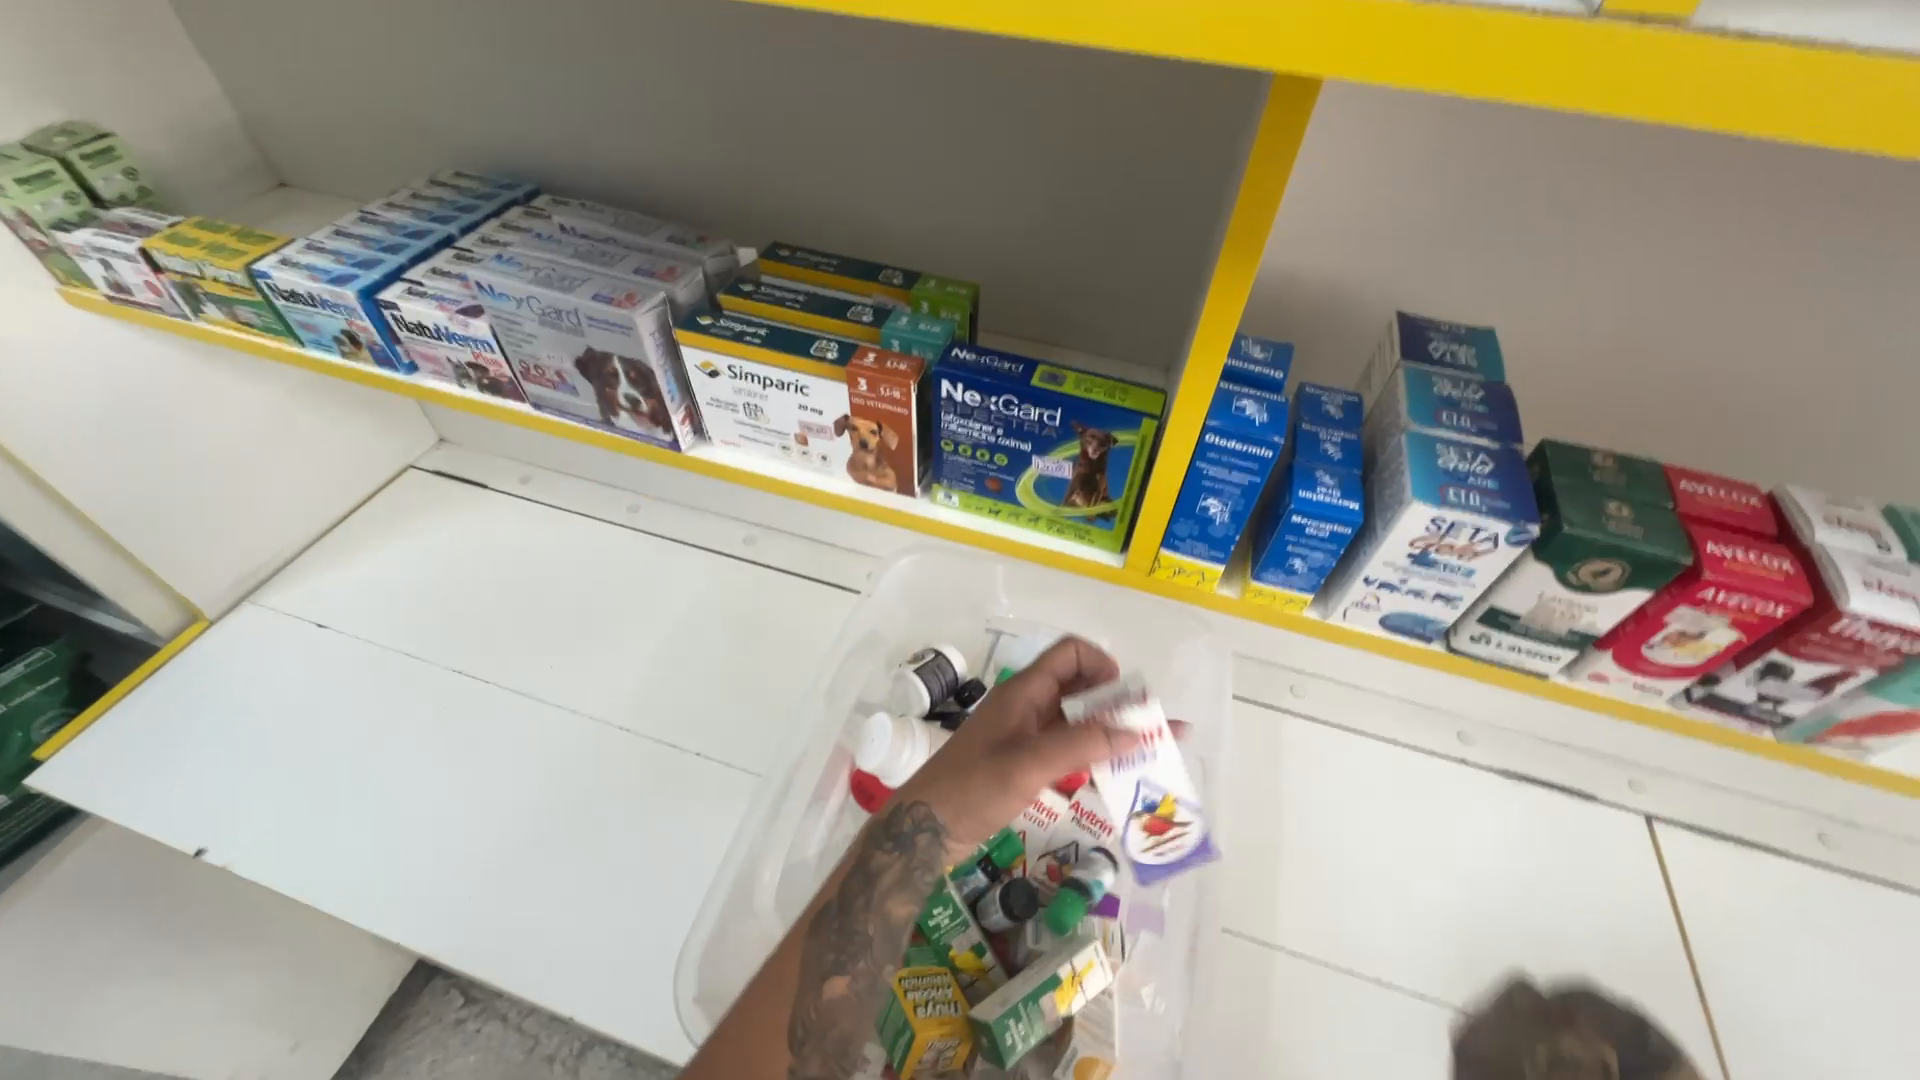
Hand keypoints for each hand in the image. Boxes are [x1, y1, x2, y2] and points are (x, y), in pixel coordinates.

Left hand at [890, 636, 1141, 863]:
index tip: (1127, 698)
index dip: (1102, 665)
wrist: (926, 828)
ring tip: (1143, 755)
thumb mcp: (1027, 765)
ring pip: (1075, 721)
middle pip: (1079, 687)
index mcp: (1023, 692)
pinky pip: (1065, 748)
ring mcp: (1024, 735)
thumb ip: (1081, 745)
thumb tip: (1136, 731)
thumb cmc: (971, 789)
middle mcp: (1026, 706)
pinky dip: (1090, 755)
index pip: (1070, 654)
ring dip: (1107, 732)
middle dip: (1116, 702)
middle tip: (1149, 731)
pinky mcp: (1022, 762)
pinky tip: (1111, 776)